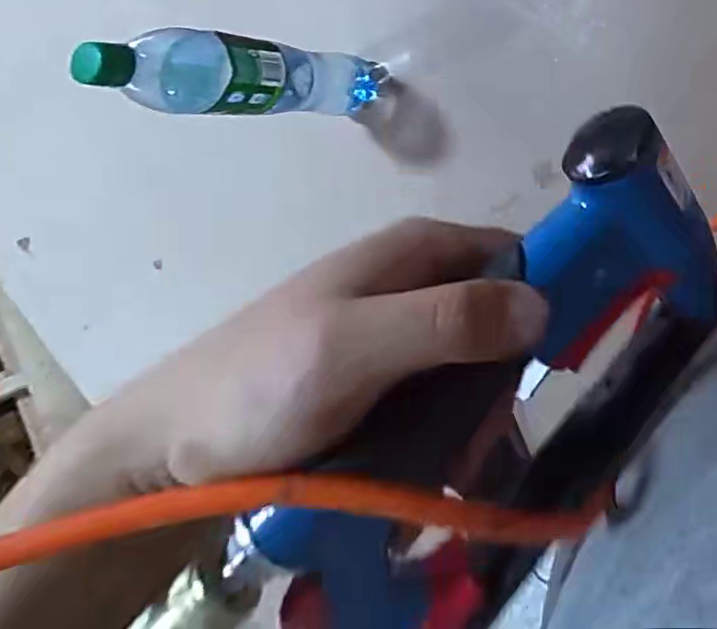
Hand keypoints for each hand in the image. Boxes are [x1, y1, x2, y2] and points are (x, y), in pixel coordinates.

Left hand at [92, 218, 548, 489]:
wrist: (163, 453)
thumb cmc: (261, 384)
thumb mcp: (354, 346)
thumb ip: (448, 321)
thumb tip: (543, 305)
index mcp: (421, 248)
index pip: (516, 254)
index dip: (544, 296)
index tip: (553, 362)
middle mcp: (420, 279)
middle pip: (502, 316)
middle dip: (502, 377)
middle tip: (481, 435)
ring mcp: (402, 329)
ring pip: (476, 364)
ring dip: (474, 415)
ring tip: (445, 465)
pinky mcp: (387, 374)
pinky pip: (444, 395)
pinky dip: (447, 431)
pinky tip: (426, 468)